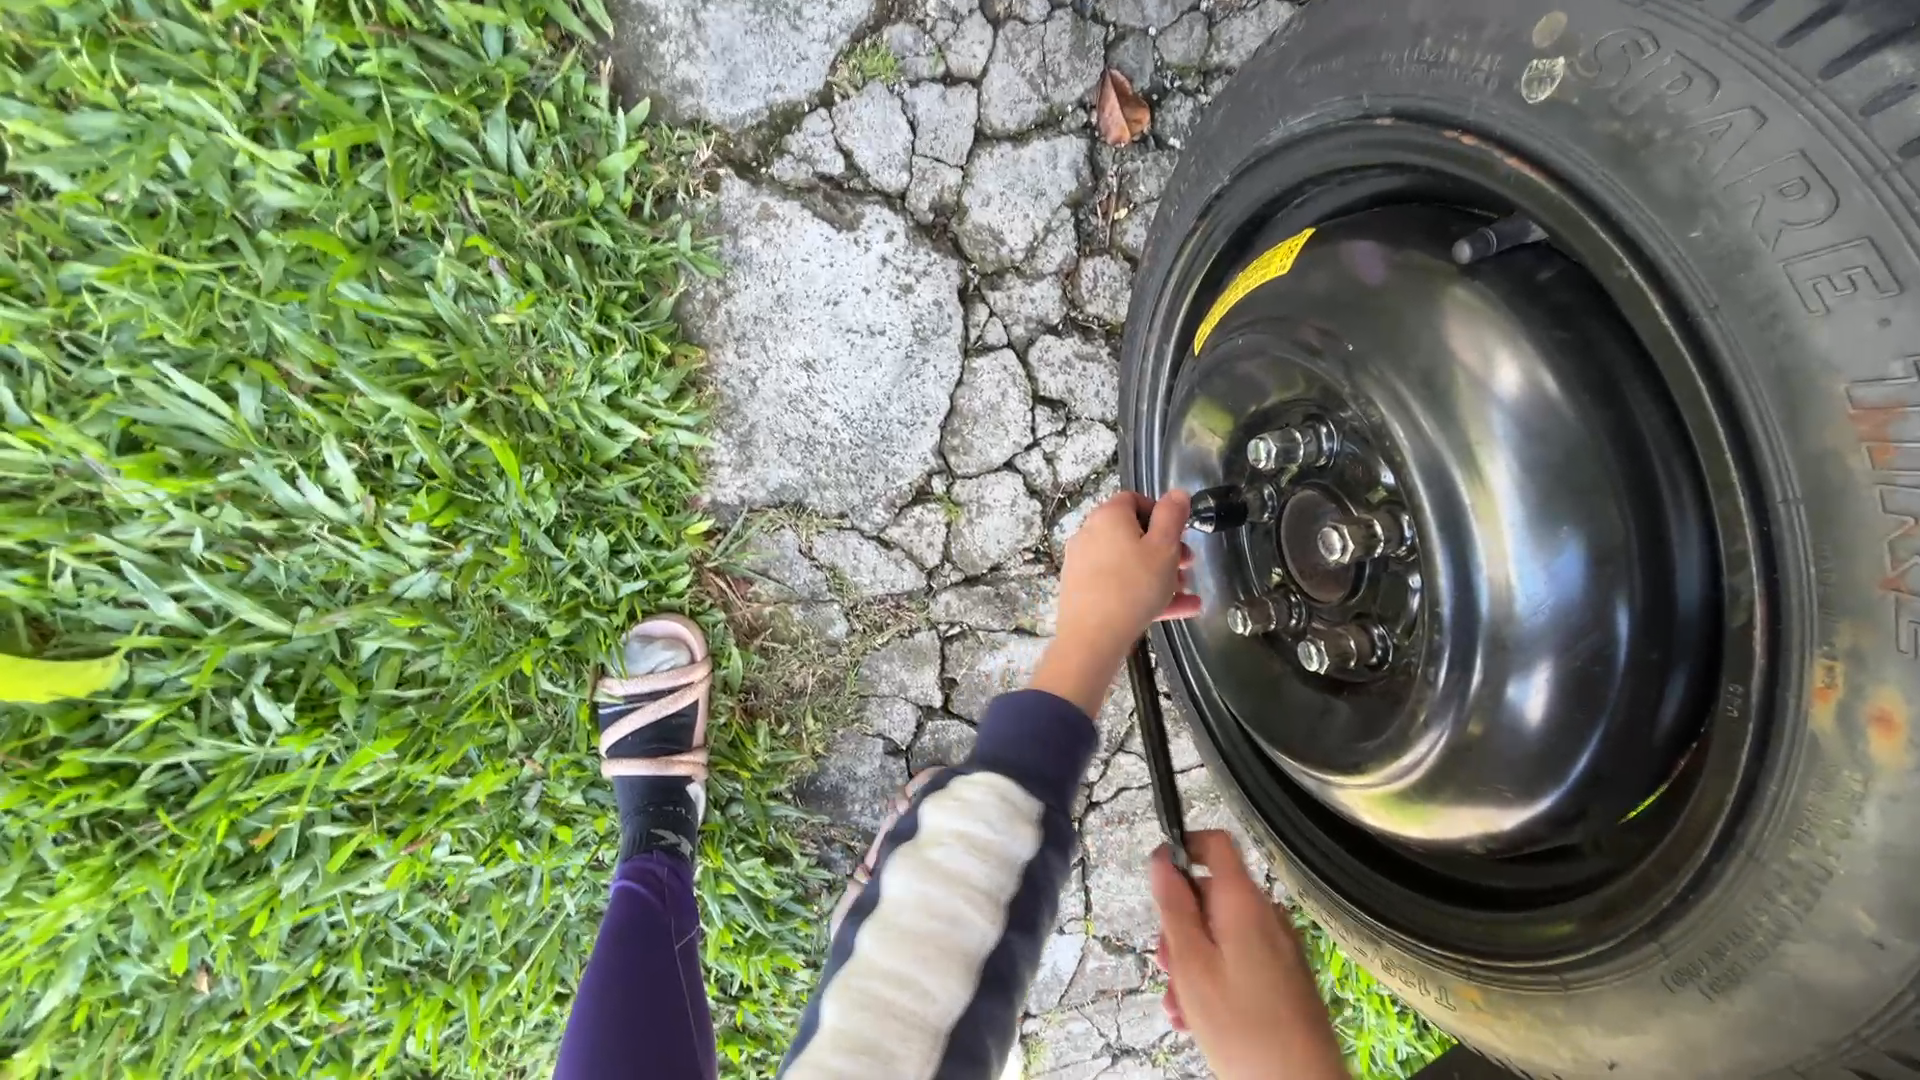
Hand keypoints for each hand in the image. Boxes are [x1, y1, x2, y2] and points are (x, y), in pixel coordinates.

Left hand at [1031, 491, 1198, 713]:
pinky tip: (1179, 610)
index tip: (1180, 532)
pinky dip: (1144, 592)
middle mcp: (1089, 535)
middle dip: (1165, 548)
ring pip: (1128, 563)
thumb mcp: (1164, 547)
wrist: (1092, 637)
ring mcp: (1082, 564)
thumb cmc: (1134, 586)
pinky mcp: (1082, 590)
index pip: (1134, 499)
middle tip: (1188, 563)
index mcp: (1107, 516)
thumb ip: (1173, 516)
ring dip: (1159, 574)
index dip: (1160, 512)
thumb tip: (1177, 493)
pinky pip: (1118, 584)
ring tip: (1186, 591)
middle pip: (1132, 534)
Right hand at [1150, 831, 1348, 1079]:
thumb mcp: (1191, 963)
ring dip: (1192, 960)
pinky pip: (1241, 960)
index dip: (1184, 847)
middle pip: (1212, 895)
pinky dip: (1215, 977)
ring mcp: (1280, 947)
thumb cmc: (1242, 1027)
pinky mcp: (1286, 978)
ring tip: (1178, 1003)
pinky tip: (1199, 1016)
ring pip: (1222, 934)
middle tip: (1164, 964)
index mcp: (1243, 902)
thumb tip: (1161, 858)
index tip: (1160, 876)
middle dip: (1179, 924)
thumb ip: (1173, 906)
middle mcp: (1266, 916)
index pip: (1215, 843)